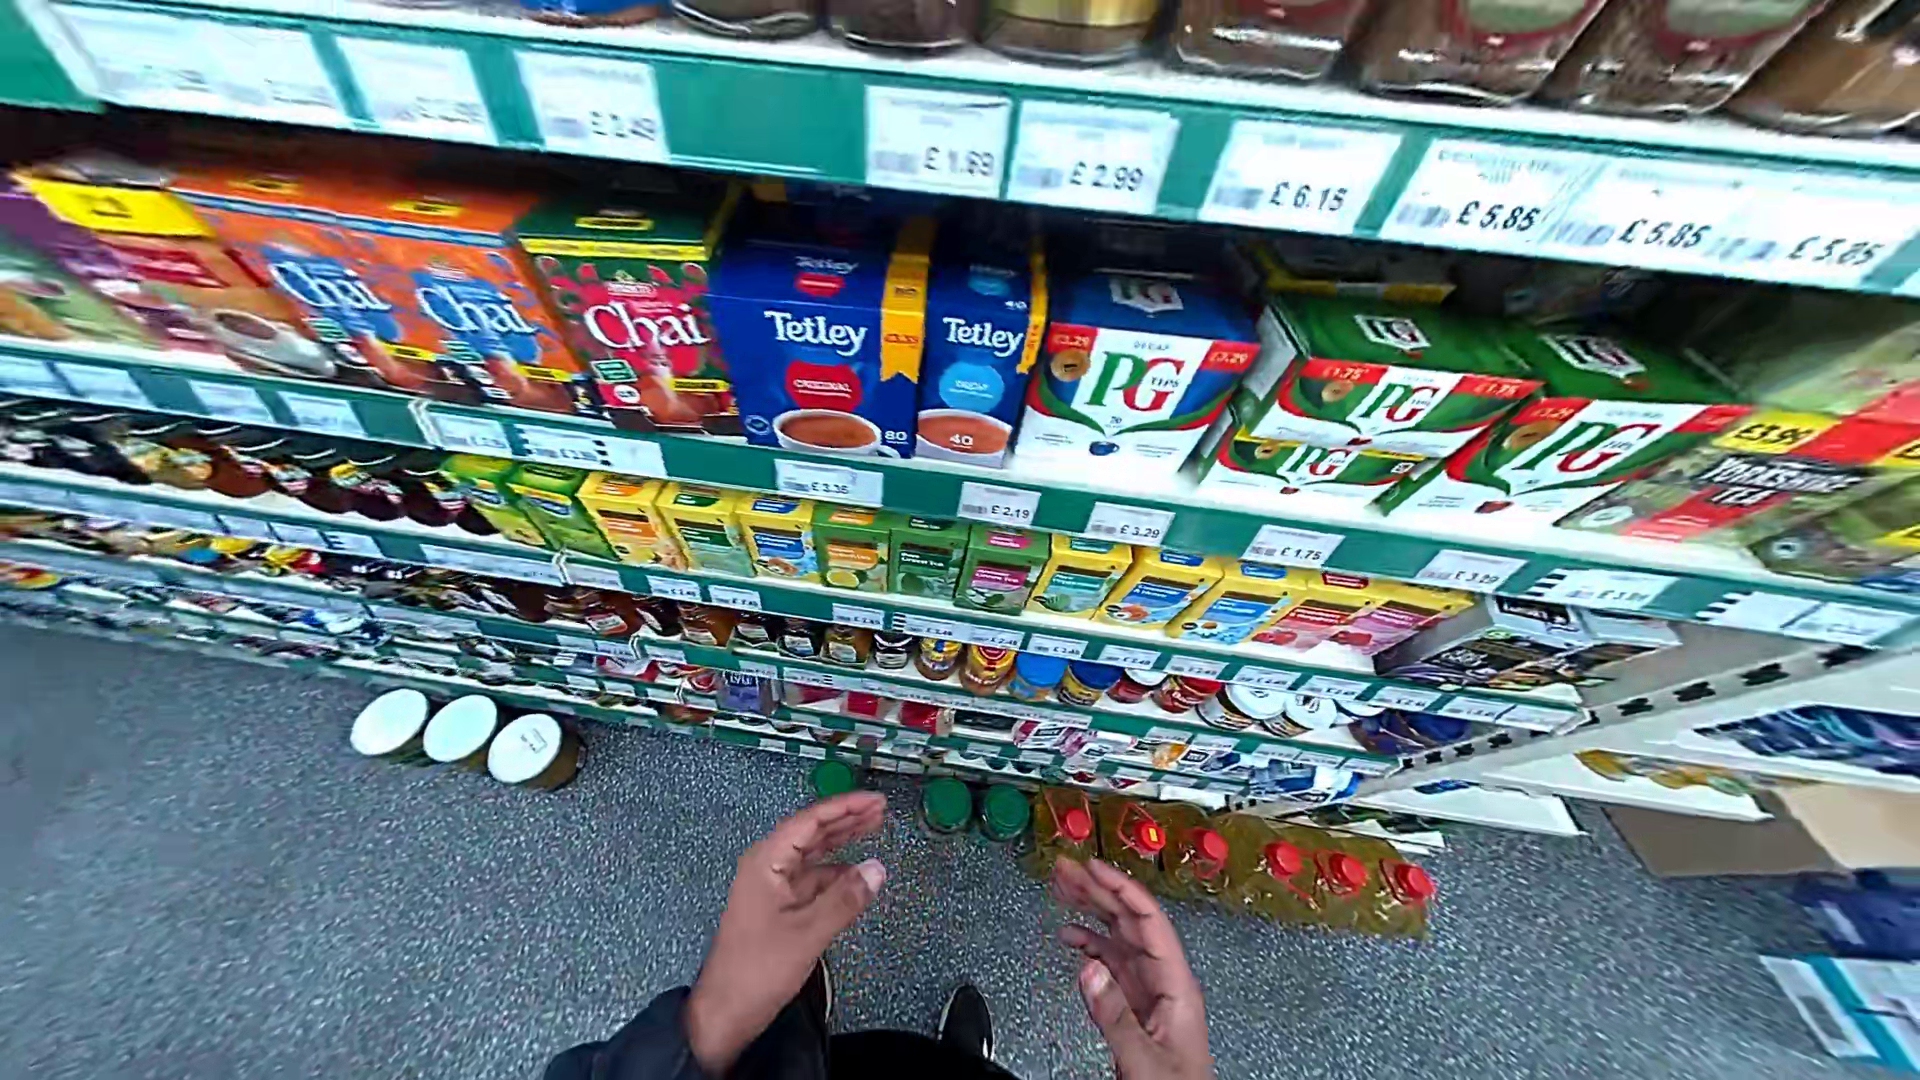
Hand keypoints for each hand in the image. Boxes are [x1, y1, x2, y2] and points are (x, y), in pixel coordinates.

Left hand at [685, 792, 887, 1074]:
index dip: (846, 806)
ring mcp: (773, 883)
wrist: (722, 1018)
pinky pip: (812, 875)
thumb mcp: (807, 934)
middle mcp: (769, 863)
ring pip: (814, 851)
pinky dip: (836, 869)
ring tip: (874, 826)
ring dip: (843, 839)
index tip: (876, 800)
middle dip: (848, 817)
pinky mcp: (779, 904)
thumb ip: (845, 899)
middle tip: (881, 808)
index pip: (812, 819)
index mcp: (768, 859)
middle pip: (813, 830)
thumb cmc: (758, 970)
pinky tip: (856, 871)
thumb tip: (878, 868)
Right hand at [1052, 858, 1214, 1079]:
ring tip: (1062, 888)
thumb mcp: (1147, 1062)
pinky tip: (1069, 933)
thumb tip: (1089, 968)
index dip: (1120, 886)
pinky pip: (1108, 959)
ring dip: (1089, 908)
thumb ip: (1116, 1017)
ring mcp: (1147, 989)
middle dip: (1096, 889)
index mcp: (1175, 983)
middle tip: (1066, 869)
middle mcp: (1162, 978)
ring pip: (1116, 934)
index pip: (1148, 918)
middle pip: (1128, 919)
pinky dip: (1087, 942)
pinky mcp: (1132, 1003)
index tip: (1093, 867)